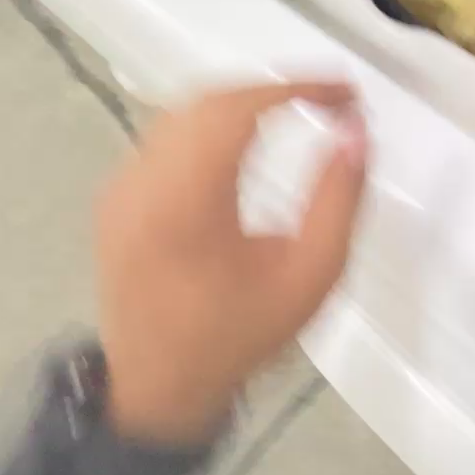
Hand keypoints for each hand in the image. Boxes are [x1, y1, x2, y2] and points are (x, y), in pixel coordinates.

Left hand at [96, 81, 368, 444]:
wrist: (160, 387)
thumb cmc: (245, 329)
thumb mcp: (315, 270)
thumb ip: (340, 195)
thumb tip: (356, 131)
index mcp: (187, 205)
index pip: (238, 112)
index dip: (299, 89)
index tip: (348, 95)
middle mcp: (142, 186)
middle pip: (209, 100)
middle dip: (278, 87)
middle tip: (332, 99)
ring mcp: (122, 190)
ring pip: (185, 110)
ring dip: (249, 99)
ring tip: (303, 109)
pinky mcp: (118, 198)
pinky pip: (169, 132)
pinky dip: (219, 118)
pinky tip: (255, 133)